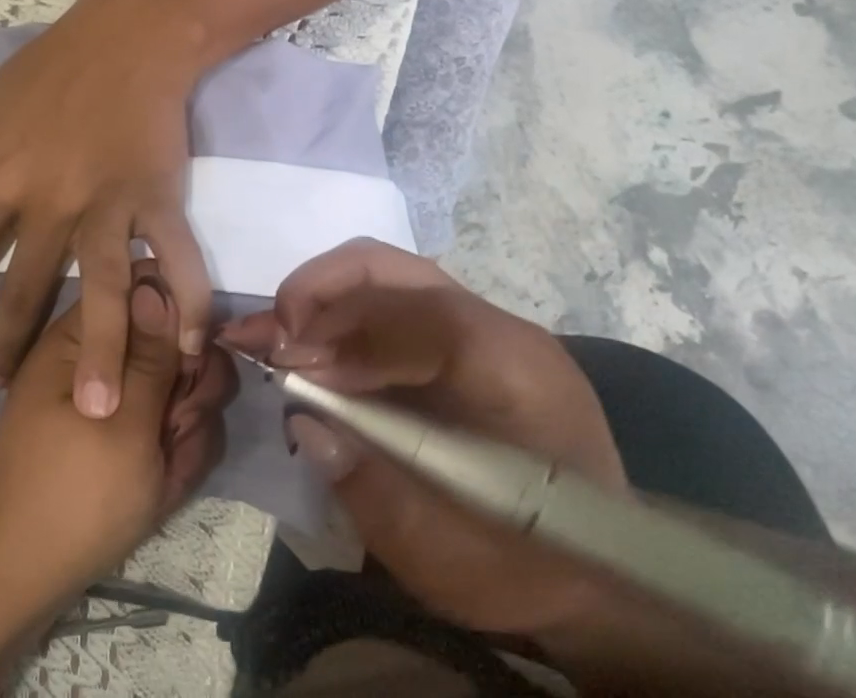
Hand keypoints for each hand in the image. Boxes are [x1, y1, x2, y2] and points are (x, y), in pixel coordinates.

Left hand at [0, 0, 212, 415]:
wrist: (126, 39)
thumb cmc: (43, 77)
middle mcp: (49, 206)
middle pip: (26, 290)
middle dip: (10, 346)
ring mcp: (108, 207)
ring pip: (100, 292)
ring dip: (98, 355)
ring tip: (94, 413)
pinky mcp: (158, 201)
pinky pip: (175, 261)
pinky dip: (188, 305)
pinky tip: (189, 355)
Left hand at [0, 265, 235, 593]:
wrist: (25, 564)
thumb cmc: (73, 491)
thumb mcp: (124, 423)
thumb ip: (152, 357)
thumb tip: (157, 279)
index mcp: (84, 338)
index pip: (149, 294)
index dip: (180, 326)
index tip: (187, 369)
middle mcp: (99, 360)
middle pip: (175, 349)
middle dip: (190, 394)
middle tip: (171, 432)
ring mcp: (112, 400)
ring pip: (179, 395)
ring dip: (184, 432)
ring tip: (161, 470)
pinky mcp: (121, 436)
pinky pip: (165, 430)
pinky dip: (171, 458)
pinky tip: (160, 486)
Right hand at [219, 239, 626, 635]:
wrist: (588, 583)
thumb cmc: (521, 570)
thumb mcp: (444, 554)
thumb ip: (374, 488)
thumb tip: (304, 422)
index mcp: (513, 374)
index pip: (419, 313)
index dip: (342, 327)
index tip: (288, 366)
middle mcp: (497, 334)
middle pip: (388, 271)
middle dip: (314, 295)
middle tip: (271, 343)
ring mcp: (476, 334)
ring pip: (379, 280)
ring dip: (315, 306)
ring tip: (268, 345)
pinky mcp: (454, 349)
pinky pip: (382, 310)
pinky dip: (332, 324)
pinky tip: (299, 356)